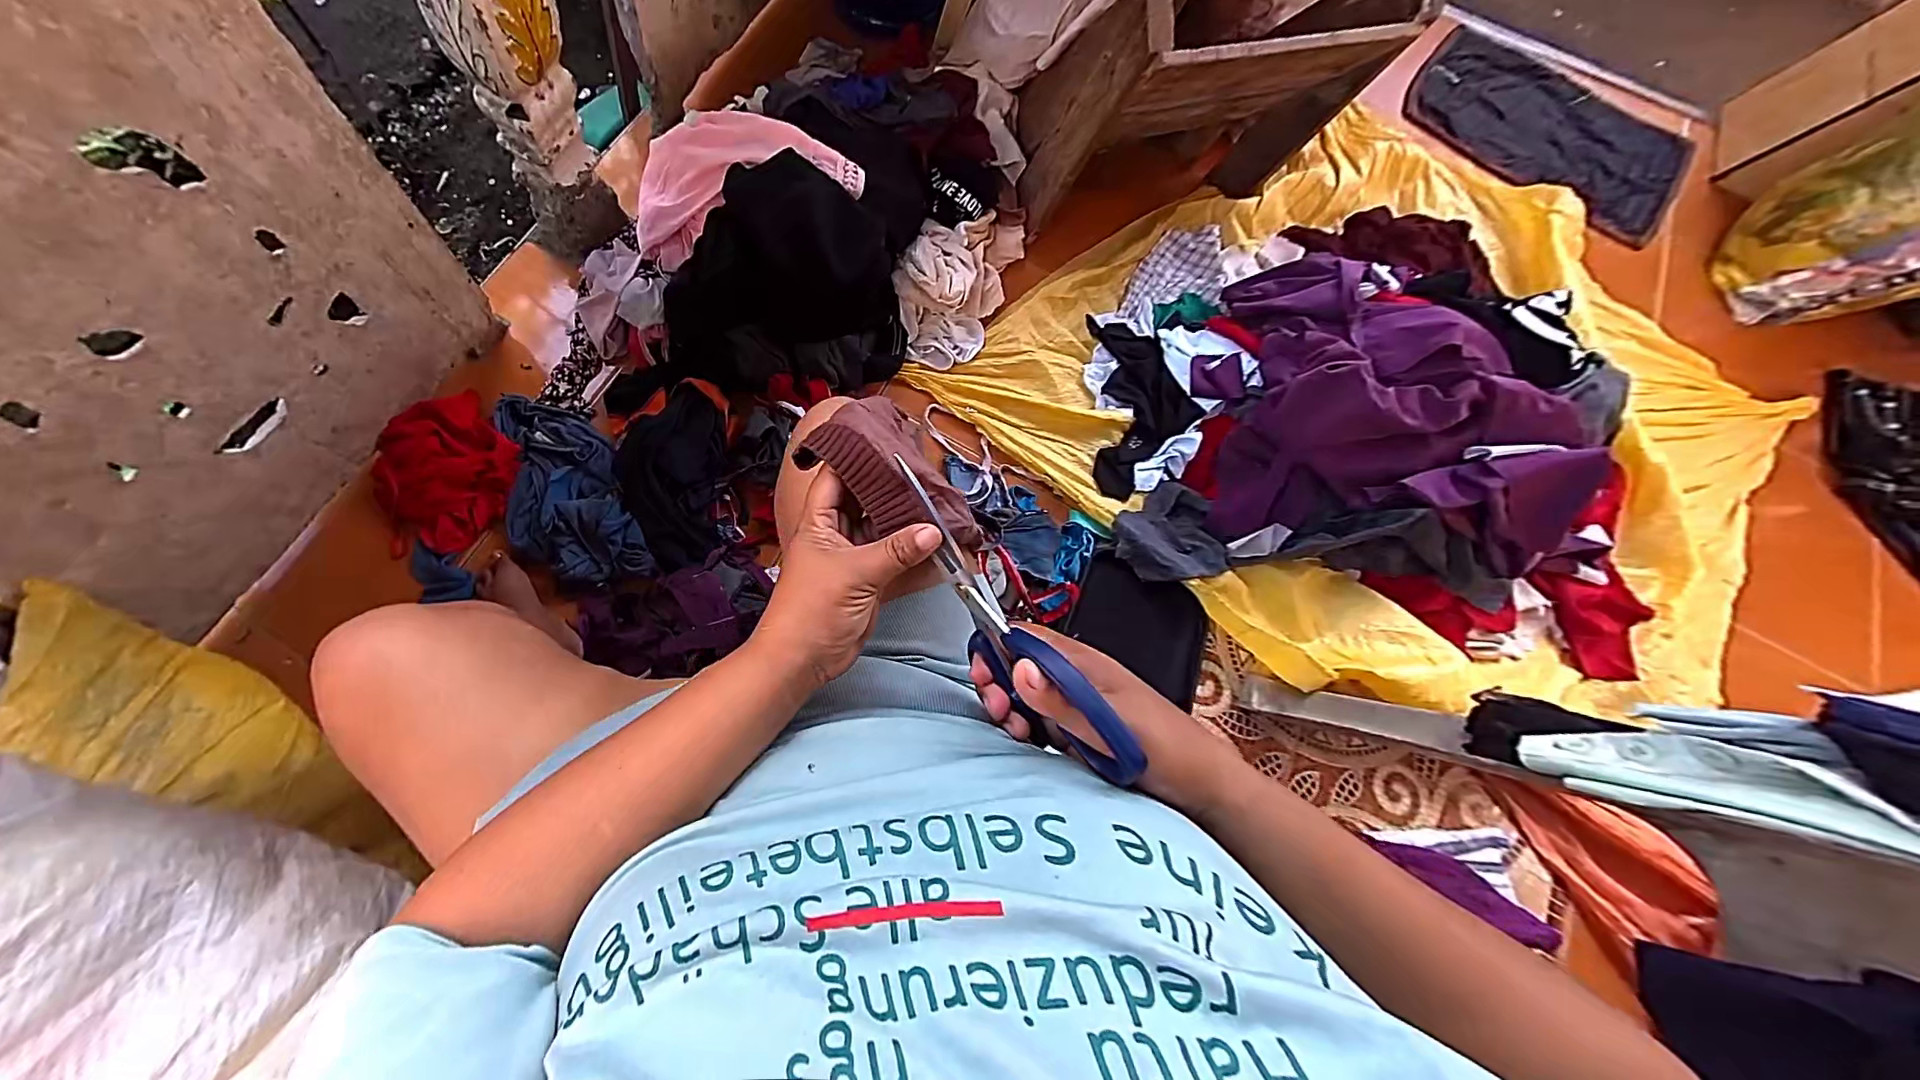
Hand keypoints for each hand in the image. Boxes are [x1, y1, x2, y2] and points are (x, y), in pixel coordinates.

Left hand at [754, 466, 942, 687]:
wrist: (803, 659)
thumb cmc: (811, 610)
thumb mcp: (855, 573)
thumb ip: (897, 550)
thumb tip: (933, 531)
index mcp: (819, 521)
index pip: (834, 476)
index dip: (855, 456)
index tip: (883, 439)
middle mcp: (835, 533)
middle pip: (863, 499)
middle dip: (889, 487)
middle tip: (921, 470)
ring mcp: (852, 556)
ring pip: (881, 527)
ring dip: (904, 518)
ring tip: (933, 500)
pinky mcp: (867, 579)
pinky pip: (893, 556)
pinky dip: (911, 549)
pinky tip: (933, 540)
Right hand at [968, 622, 1246, 812]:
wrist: (1199, 783)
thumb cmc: (1164, 745)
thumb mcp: (1107, 723)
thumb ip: (1060, 699)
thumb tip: (1019, 667)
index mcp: (1083, 662)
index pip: (1026, 637)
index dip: (998, 649)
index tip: (984, 675)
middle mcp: (1076, 677)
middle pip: (1019, 665)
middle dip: (1001, 685)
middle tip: (1002, 712)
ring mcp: (1076, 702)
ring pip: (1027, 695)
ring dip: (1013, 711)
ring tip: (1020, 732)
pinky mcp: (1079, 727)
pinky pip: (1041, 720)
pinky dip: (1030, 729)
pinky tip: (1034, 743)